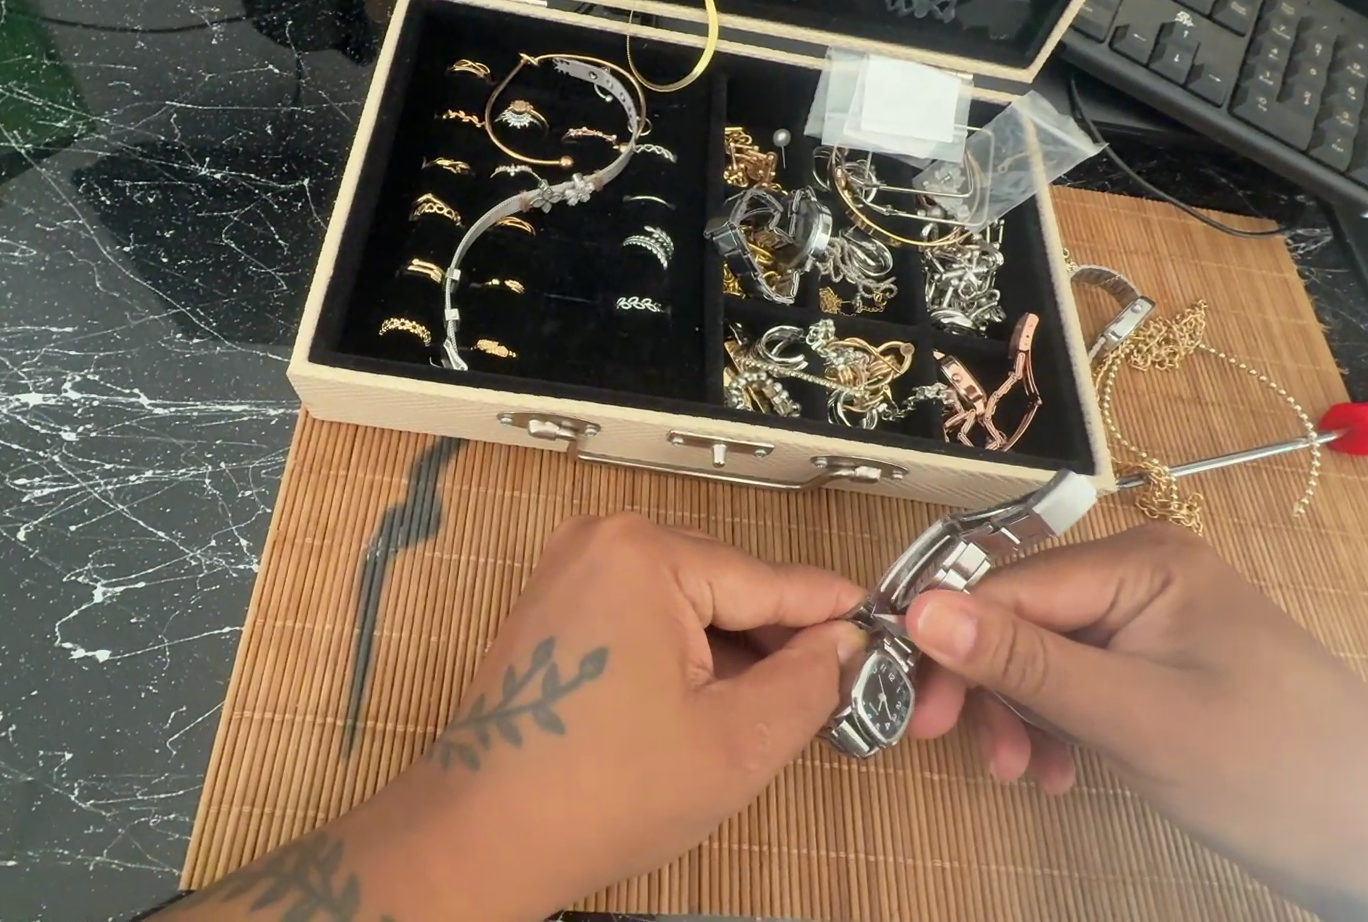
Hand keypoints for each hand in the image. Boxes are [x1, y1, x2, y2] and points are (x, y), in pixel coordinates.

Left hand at [162, 513, 869, 921]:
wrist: (483, 830)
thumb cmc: (606, 791)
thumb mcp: (735, 743)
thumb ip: (808, 682)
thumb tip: (847, 642)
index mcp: (647, 553)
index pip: (768, 580)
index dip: (833, 613)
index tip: (885, 632)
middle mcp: (606, 537)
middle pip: (725, 584)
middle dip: (775, 638)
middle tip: (831, 692)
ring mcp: (574, 562)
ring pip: (687, 597)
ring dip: (731, 647)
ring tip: (770, 704)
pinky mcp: (559, 594)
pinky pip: (645, 606)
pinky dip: (684, 645)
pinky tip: (706, 694)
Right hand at [902, 522, 1367, 920]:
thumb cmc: (1281, 777)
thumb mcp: (1138, 721)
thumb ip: (1022, 662)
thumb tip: (913, 609)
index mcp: (1138, 561)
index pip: (1009, 588)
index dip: (950, 640)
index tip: (911, 702)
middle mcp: (1135, 574)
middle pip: (1019, 619)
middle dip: (986, 685)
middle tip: (952, 741)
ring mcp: (1145, 618)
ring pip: (1038, 654)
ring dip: (1016, 712)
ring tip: (1022, 772)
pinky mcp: (1151, 661)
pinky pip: (1073, 679)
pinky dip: (1053, 724)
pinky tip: (1056, 768)